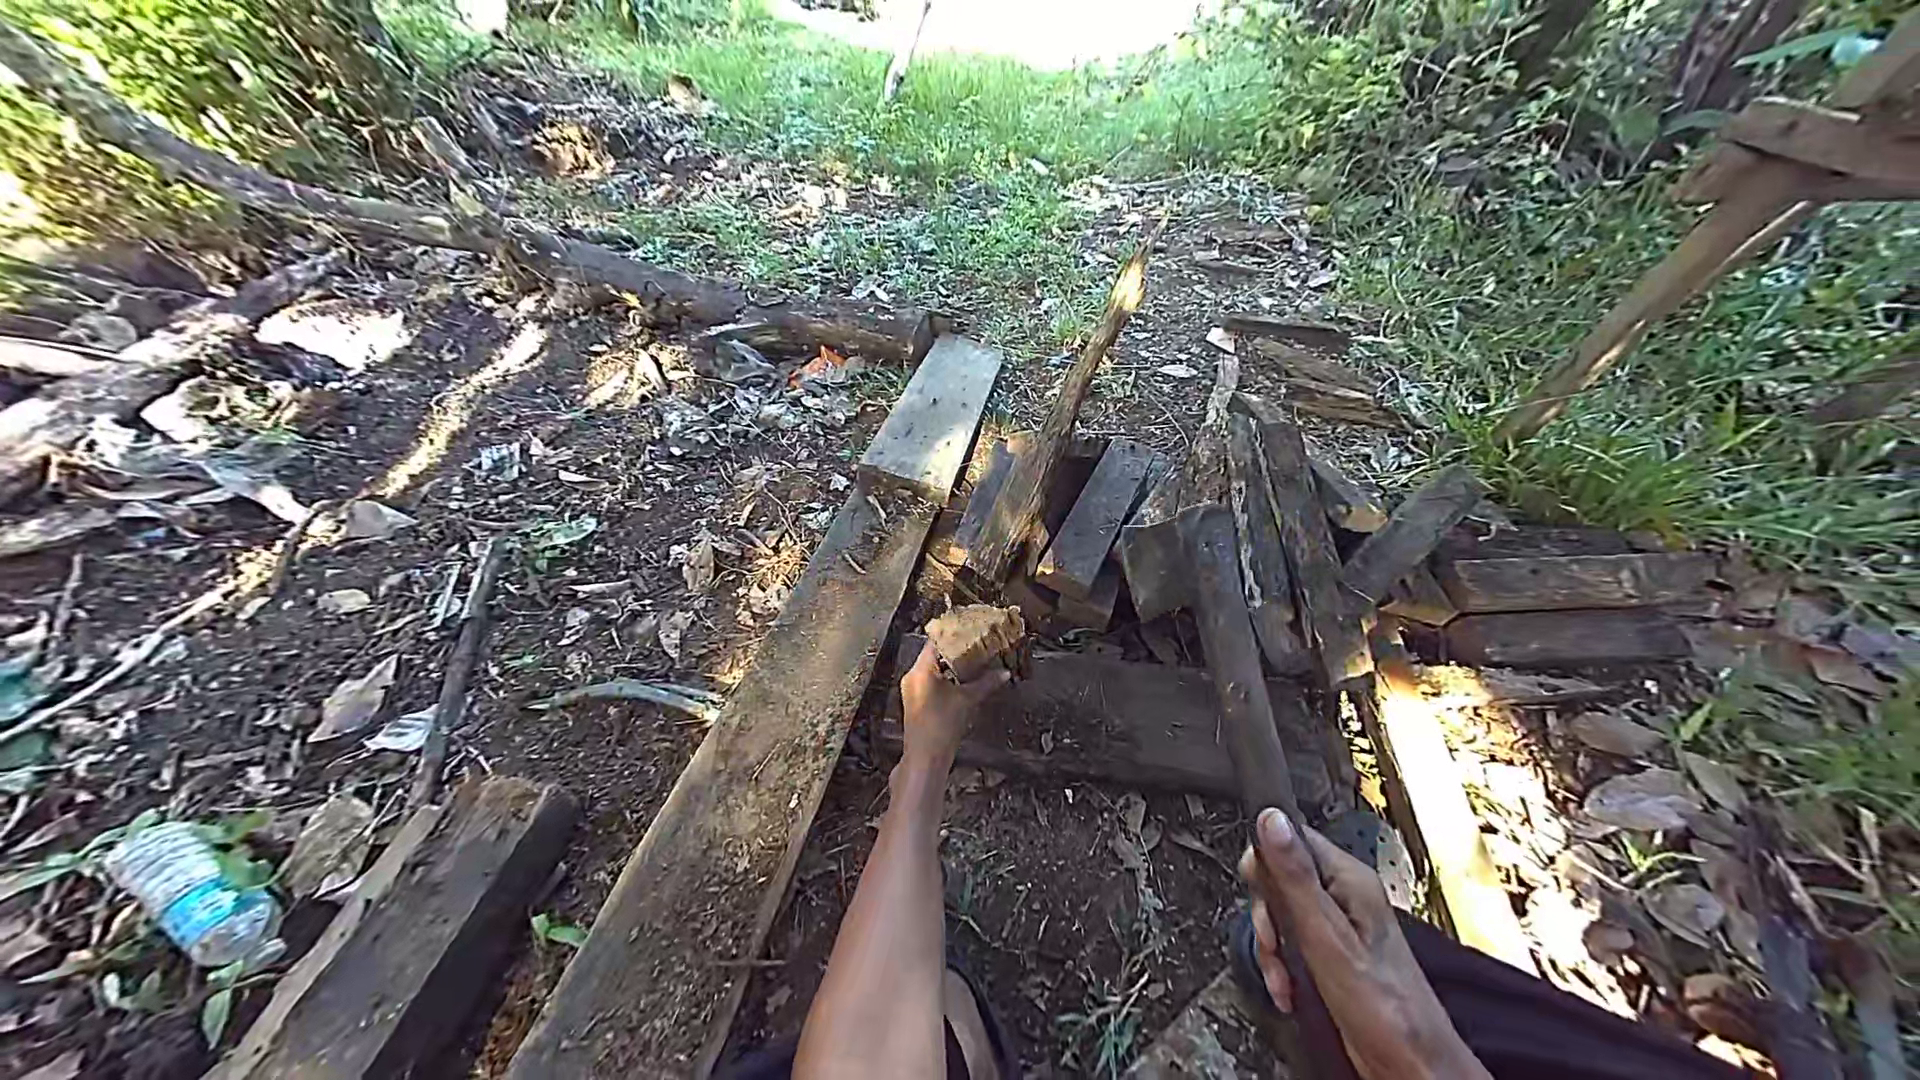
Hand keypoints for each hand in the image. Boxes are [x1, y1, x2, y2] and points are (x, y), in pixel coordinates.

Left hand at [898, 640, 1008, 770]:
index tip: (967, 628)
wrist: (926, 758)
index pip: (935, 642)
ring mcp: (912, 689)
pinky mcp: (915, 701)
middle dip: (953, 650)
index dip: (952, 634)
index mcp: (920, 671)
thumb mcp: (967, 701)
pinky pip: (929, 681)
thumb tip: (1003, 673)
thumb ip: (986, 683)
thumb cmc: (942, 727)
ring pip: (931, 668)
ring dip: (949, 664)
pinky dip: (944, 677)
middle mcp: (912, 676)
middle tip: (973, 643)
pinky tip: (959, 680)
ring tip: (970, 660)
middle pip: (933, 654)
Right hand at [1241, 809, 1490, 1079]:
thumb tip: (1271, 817)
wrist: (1414, 1071)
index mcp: (1348, 878)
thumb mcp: (1327, 935)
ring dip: (1271, 944)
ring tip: (1282, 974)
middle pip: (1277, 876)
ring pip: (1278, 910)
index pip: (1288, 836)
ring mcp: (1338, 921)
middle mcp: (1344, 892)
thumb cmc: (1385, 1011)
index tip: (1261, 896)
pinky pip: (1289, 937)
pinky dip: (1281, 961)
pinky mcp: (1331, 947)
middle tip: (1274, 941)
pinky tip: (1288, 985)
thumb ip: (1295, 875)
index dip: (1264, 863)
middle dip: (1265, 913)